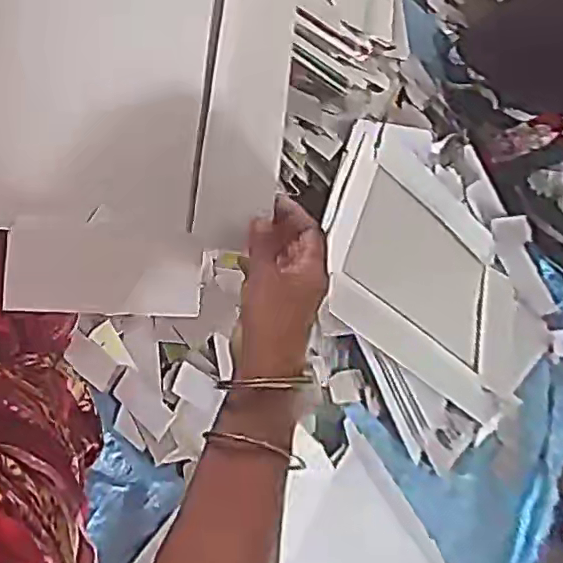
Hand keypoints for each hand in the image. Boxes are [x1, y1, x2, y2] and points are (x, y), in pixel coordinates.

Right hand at [233, 195, 327, 379]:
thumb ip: (262, 244)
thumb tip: (262, 224)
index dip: (294, 212)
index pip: (310, 230)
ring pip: (287, 257)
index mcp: (312, 271)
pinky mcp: (280, 302)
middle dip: (282, 226)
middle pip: (300, 243)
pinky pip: (276, 272)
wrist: (265, 361)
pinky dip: (264, 260)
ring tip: (254, 231)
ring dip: (272, 243)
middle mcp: (308, 281)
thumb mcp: (262, 274)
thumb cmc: (273, 328)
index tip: (278, 202)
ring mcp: (295, 292)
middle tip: (264, 213)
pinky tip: (250, 257)